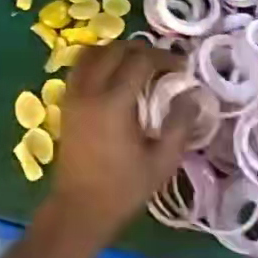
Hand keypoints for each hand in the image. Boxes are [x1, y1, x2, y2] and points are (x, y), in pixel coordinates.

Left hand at [38, 40, 198, 248]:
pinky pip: (80, 67)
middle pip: (115, 49)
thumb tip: (192, 95)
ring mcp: (73, 95)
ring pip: (92, 52)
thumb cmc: (123, 189)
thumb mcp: (162, 162)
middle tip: (162, 63)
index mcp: (114, 103)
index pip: (140, 61)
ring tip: (137, 64)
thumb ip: (180, 125)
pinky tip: (114, 76)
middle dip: (141, 49)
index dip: (164, 57)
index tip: (181, 67)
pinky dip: (98, 61)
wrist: (79, 208)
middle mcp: (90, 91)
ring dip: (116, 51)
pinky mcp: (66, 102)